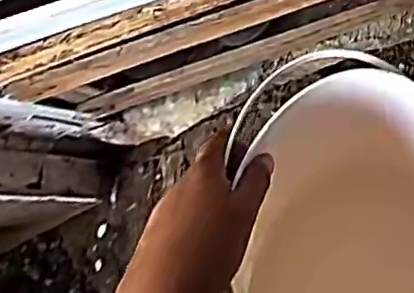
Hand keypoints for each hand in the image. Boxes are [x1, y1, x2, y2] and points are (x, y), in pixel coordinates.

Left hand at [118, 130, 273, 292]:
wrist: (164, 292)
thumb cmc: (202, 254)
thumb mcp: (244, 213)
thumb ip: (255, 181)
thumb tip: (261, 162)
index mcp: (203, 170)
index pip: (219, 140)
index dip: (233, 137)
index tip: (241, 137)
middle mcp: (178, 186)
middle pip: (205, 173)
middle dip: (222, 182)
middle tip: (241, 195)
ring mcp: (162, 214)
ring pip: (190, 201)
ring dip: (205, 210)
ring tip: (222, 232)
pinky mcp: (151, 241)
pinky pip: (176, 227)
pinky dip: (189, 233)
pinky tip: (201, 252)